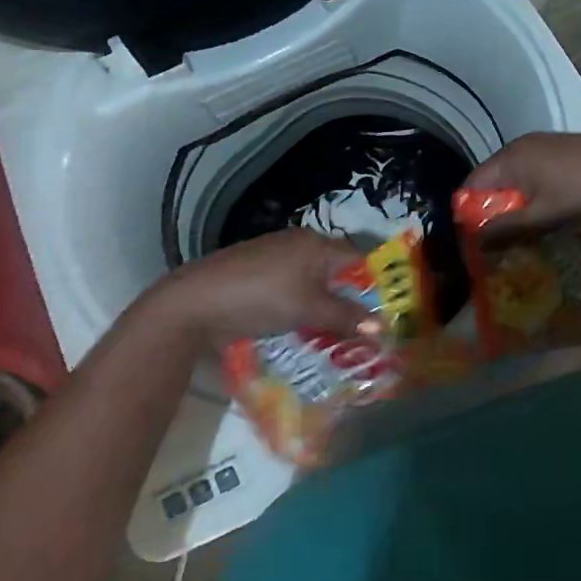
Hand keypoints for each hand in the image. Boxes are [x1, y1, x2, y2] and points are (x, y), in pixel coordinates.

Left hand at [144, 229, 375, 347]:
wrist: (195, 302)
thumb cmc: (259, 298)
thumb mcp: (307, 310)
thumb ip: (345, 317)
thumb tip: (380, 327)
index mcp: (316, 244)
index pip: (358, 260)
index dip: (374, 286)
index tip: (385, 316)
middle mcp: (299, 244)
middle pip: (337, 272)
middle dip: (351, 301)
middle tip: (364, 332)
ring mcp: (276, 258)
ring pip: (315, 283)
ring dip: (327, 308)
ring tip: (338, 337)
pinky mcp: (258, 274)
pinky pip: (294, 289)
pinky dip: (304, 307)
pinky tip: (305, 329)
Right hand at [462, 132, 580, 233]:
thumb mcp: (544, 214)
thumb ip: (507, 226)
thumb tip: (477, 240)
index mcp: (509, 158)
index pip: (470, 184)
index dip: (467, 213)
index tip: (475, 239)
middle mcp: (517, 147)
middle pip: (489, 181)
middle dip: (490, 211)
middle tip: (499, 239)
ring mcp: (537, 145)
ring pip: (509, 178)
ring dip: (510, 204)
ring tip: (522, 229)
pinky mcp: (554, 148)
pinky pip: (527, 173)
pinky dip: (526, 193)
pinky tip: (543, 210)